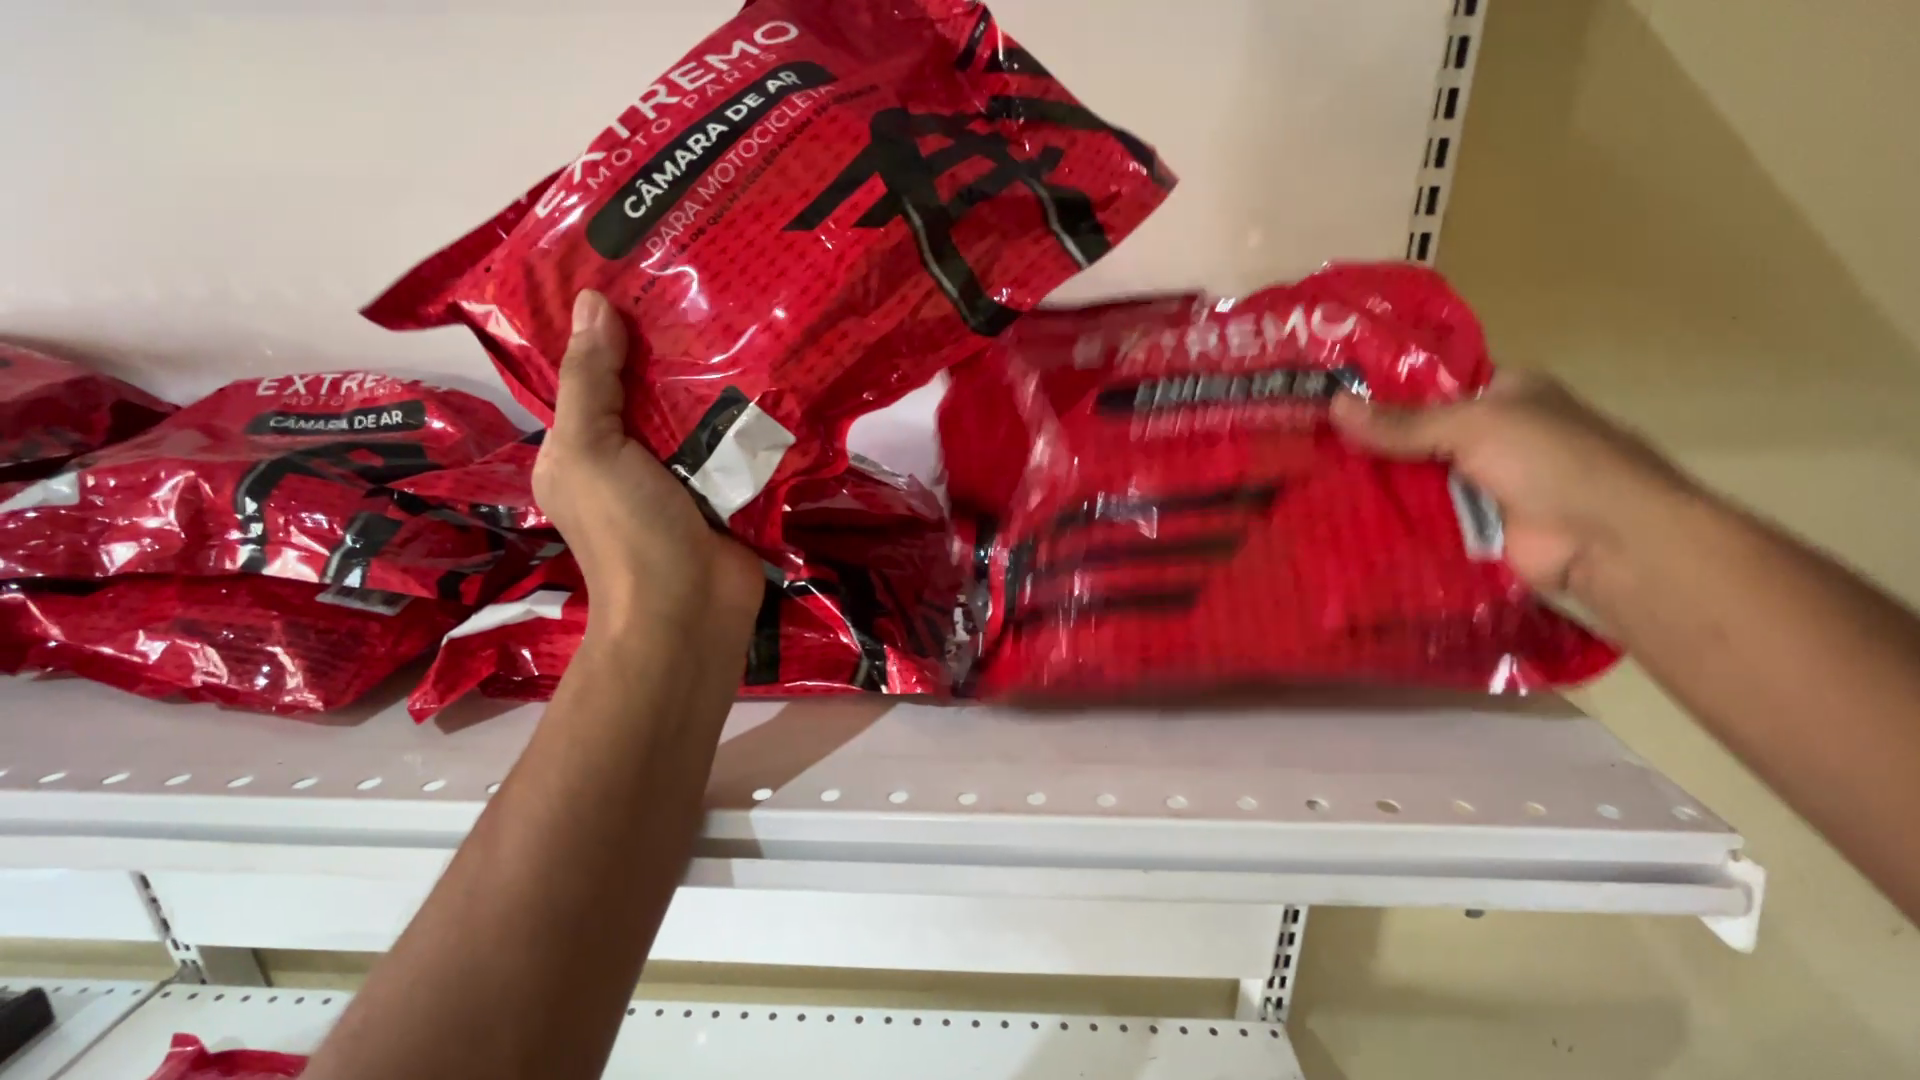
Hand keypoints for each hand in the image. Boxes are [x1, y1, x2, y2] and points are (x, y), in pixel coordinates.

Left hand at [533, 290, 764, 636]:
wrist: (690, 611)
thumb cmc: (627, 530)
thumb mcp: (589, 449)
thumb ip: (590, 380)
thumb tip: (591, 302)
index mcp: (580, 446)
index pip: (589, 375)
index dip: (606, 331)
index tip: (637, 277)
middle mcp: (628, 456)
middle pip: (649, 389)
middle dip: (670, 347)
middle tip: (704, 287)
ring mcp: (681, 475)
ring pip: (696, 412)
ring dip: (716, 378)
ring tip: (744, 314)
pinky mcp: (725, 489)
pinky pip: (733, 441)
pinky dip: (748, 415)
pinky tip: (771, 370)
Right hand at [1330, 371, 1697, 596]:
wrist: (1606, 541)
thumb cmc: (1550, 461)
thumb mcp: (1473, 425)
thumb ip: (1404, 422)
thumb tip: (1333, 404)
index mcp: (1507, 394)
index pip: (1435, 386)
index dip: (1386, 391)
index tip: (1330, 398)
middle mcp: (1495, 437)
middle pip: (1418, 436)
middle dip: (1370, 442)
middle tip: (1306, 444)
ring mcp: (1483, 486)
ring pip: (1415, 480)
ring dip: (1374, 485)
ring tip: (1305, 482)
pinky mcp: (1473, 530)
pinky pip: (1421, 521)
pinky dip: (1389, 522)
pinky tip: (1339, 520)